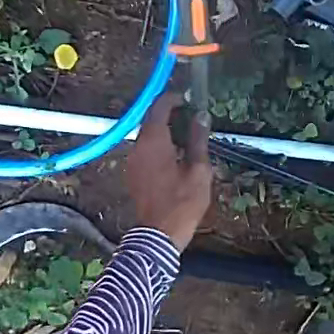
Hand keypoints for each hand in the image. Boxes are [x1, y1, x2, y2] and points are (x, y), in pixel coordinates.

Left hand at [126, 91, 212, 250]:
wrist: (159, 234)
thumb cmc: (182, 202)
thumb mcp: (198, 169)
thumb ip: (198, 139)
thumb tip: (201, 116)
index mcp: (153, 141)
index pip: (159, 107)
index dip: (173, 98)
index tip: (188, 99)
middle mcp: (137, 147)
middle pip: (150, 120)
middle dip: (168, 114)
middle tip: (190, 117)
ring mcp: (132, 161)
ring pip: (146, 136)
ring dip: (163, 131)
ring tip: (185, 136)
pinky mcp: (132, 174)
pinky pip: (144, 150)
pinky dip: (157, 145)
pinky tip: (173, 155)